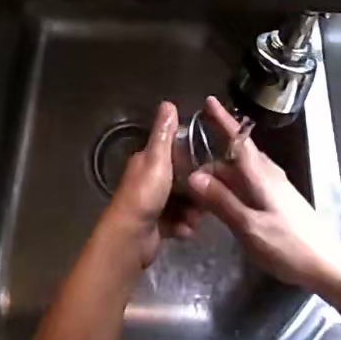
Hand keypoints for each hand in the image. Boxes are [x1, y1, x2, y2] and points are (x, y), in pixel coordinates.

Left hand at [102, 101, 199, 267]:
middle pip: (181, 178)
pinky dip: (183, 225)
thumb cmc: (146, 193)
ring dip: (192, 210)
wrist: (130, 237)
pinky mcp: (156, 225)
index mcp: (147, 161)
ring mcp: (152, 203)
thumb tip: (168, 102)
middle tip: (207, 196)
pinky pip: (177, 221)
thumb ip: (164, 134)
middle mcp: (148, 179)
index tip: (210, 163)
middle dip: (196, 188)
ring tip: (195, 218)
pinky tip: (185, 230)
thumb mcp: (157, 158)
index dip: (192, 156)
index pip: (174, 151)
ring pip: (182, 201)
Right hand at [185, 97, 340, 298]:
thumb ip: (222, 201)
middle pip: (232, 159)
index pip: (237, 140)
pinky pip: (245, 185)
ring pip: (238, 173)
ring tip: (194, 195)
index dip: (223, 120)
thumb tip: (194, 176)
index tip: (208, 101)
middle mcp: (267, 174)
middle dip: (208, 163)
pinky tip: (217, 205)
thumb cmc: (289, 246)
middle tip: (183, 177)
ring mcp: (273, 188)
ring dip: (217, 179)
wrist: (327, 265)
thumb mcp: (250, 227)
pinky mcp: (276, 201)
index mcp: (261, 175)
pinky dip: (228, 189)